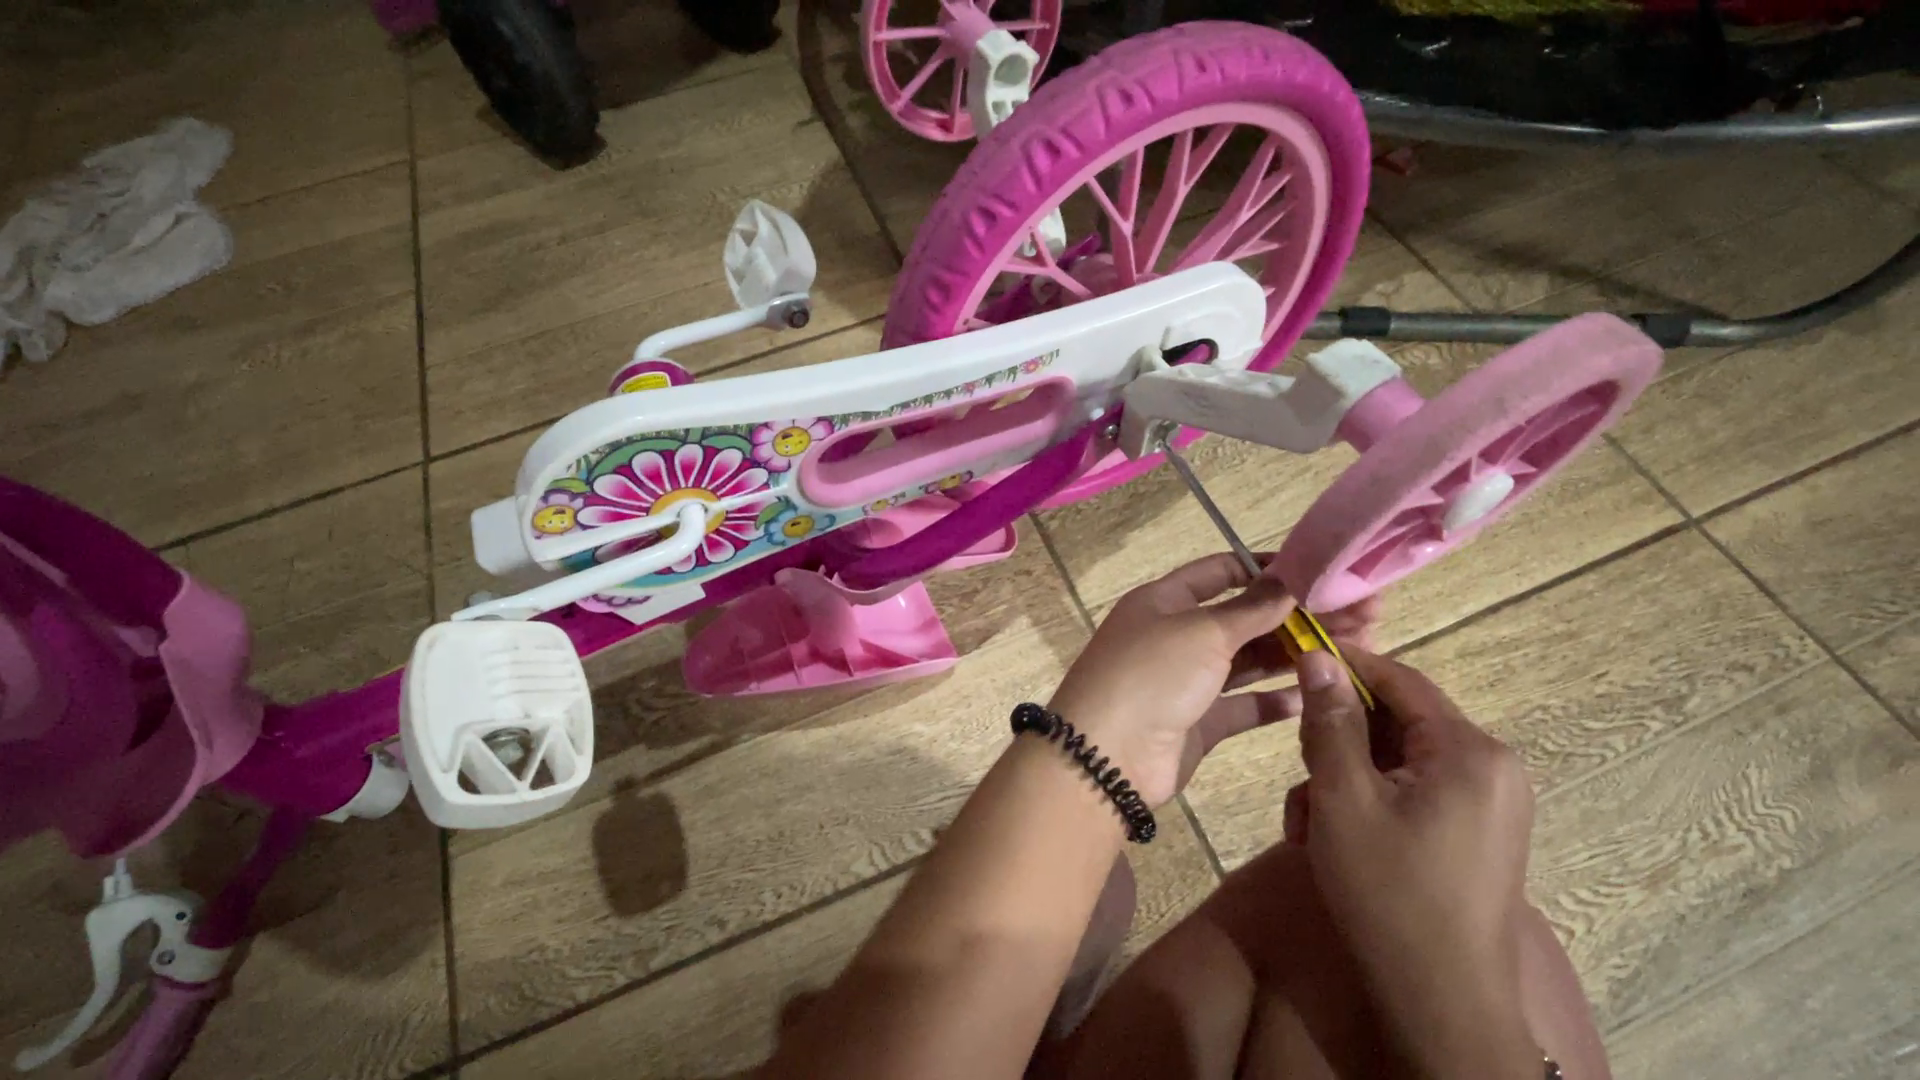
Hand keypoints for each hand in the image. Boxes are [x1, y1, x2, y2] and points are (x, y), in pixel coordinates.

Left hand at [1045, 552, 1378, 808]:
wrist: (1106, 758)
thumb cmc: (1151, 675)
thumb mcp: (1201, 631)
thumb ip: (1250, 609)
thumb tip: (1289, 581)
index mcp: (1163, 601)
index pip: (1218, 572)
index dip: (1264, 568)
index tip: (1316, 571)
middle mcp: (1174, 636)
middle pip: (1242, 619)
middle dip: (1295, 616)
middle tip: (1359, 617)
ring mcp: (1185, 682)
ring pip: (1247, 662)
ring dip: (1293, 655)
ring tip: (1353, 649)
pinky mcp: (1198, 723)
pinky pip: (1243, 706)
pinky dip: (1276, 700)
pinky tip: (1316, 694)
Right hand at [1290, 648, 1540, 1079]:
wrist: (1440, 1003)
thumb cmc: (1388, 893)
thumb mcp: (1342, 799)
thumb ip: (1330, 721)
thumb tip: (1318, 656)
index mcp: (1470, 751)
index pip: (1400, 679)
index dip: (1344, 665)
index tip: (1292, 660)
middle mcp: (1491, 768)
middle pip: (1396, 723)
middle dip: (1338, 745)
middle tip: (1300, 780)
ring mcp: (1487, 804)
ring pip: (1395, 761)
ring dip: (1344, 782)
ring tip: (1313, 829)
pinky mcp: (1474, 835)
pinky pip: (1410, 794)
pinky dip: (1367, 806)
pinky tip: (1338, 845)